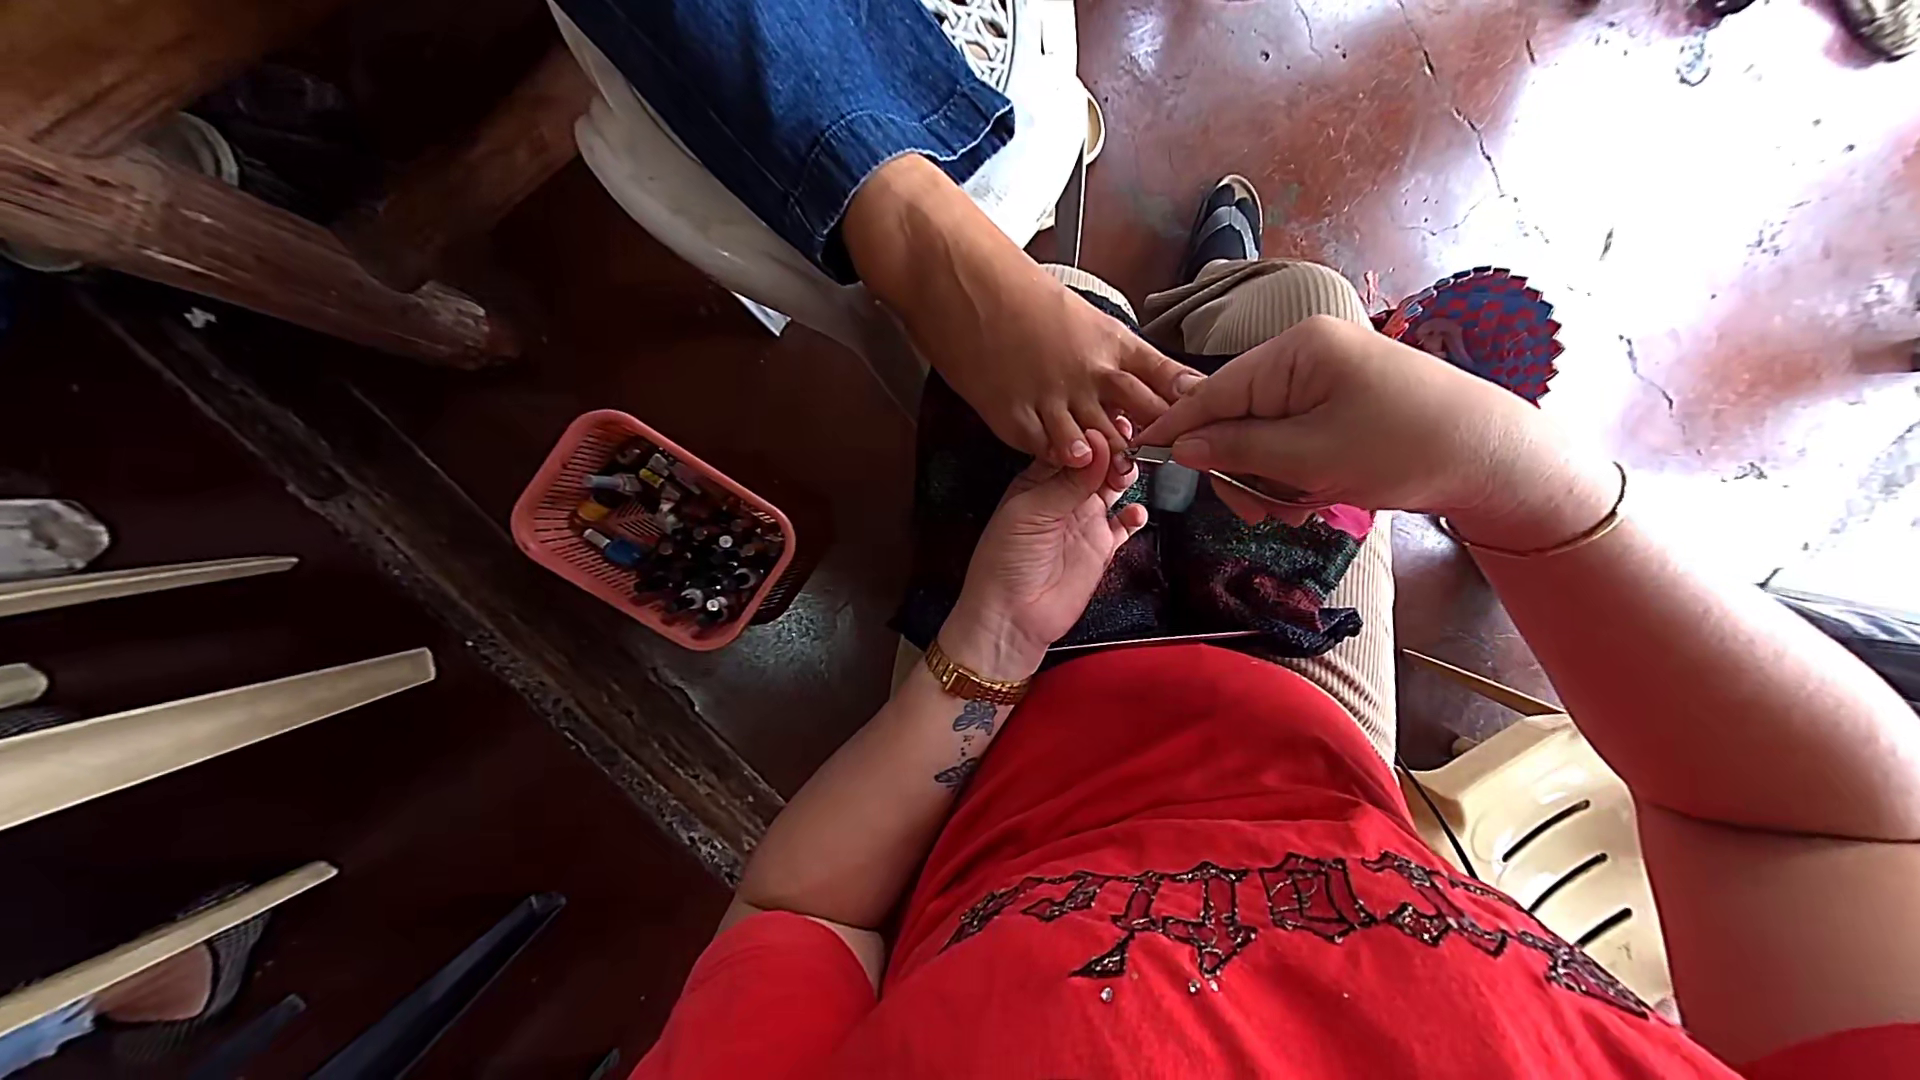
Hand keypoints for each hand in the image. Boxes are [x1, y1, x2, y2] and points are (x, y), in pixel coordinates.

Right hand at [844, 156, 1199, 466]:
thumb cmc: (1010, 284)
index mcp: (1109, 340)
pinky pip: (1047, 450)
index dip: (1186, 404)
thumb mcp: (1072, 310)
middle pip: (1140, 419)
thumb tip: (1120, 378)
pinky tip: (1065, 458)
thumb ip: (1100, 349)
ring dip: (1108, 458)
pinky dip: (1059, 457)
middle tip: (1162, 455)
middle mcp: (1088, 373)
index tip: (1200, 419)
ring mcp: (1052, 399)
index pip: (1165, 379)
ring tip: (1115, 469)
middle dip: (1154, 441)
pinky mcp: (1014, 418)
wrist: (957, 277)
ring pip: (1098, 445)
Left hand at [939, 427, 1147, 680]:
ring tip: (1131, 471)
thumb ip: (1067, 482)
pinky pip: (1124, 525)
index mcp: (1038, 481)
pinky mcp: (1101, 547)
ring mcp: (1084, 521)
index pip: (1071, 446)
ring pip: (1114, 487)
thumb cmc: (1005, 561)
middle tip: (1130, 440)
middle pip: (1097, 463)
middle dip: (1114, 449)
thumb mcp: (1030, 513)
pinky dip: (1135, 515)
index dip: (1091, 432)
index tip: (1112, 418)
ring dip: (1125, 476)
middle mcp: (1063, 496)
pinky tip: (1135, 512)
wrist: (1012, 616)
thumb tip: (1100, 444)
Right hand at [1134, 315, 1618, 549]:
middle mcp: (1303, 356)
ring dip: (1266, 478)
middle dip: (1238, 468)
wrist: (1497, 459)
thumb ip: (1236, 449)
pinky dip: (1290, 473)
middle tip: (1257, 513)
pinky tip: (1311, 498)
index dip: (1176, 425)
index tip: (1140, 449)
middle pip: (1234, 416)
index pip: (1214, 390)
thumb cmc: (1403, 448)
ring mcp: (1321, 379)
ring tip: (1296, 511)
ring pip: (1259, 434)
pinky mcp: (1335, 402)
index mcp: (1296, 351)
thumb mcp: (1308, 456)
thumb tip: (1181, 448)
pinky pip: (1288, 439)